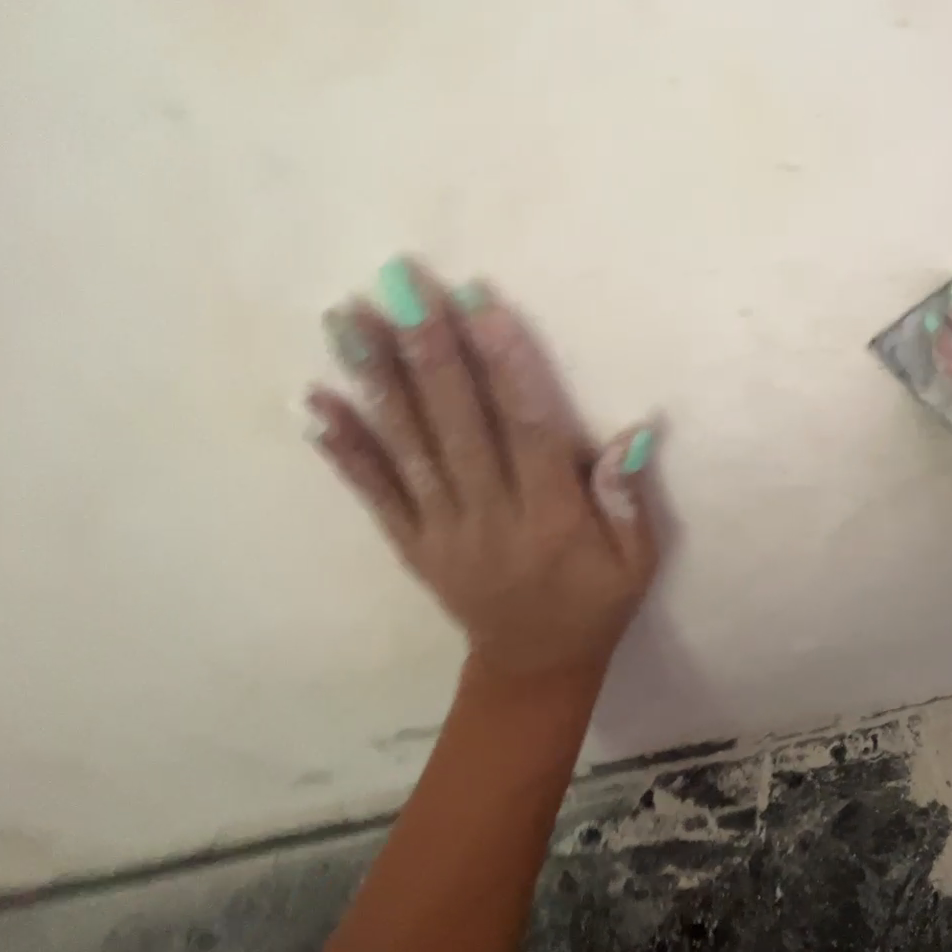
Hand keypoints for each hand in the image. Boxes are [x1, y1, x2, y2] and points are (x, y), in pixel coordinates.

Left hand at [304, 257, 661, 682]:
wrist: (534, 667)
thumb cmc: (596, 603)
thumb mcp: (637, 559)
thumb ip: (628, 497)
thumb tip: (633, 432)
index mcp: (552, 516)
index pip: (528, 428)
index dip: (505, 362)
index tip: (479, 301)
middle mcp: (491, 516)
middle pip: (459, 425)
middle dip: (430, 350)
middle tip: (403, 284)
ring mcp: (443, 531)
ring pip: (410, 448)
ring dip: (377, 380)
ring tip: (348, 318)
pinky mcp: (413, 545)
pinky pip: (376, 494)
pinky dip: (344, 447)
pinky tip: (314, 400)